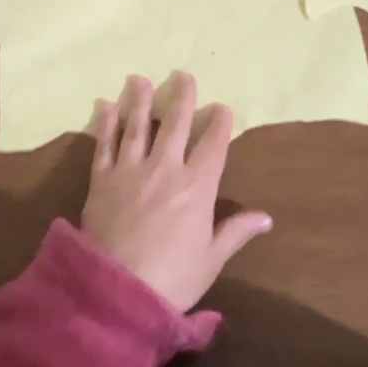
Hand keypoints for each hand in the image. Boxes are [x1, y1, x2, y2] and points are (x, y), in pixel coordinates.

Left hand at [80, 73, 271, 312]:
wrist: (116, 290)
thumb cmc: (172, 278)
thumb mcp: (211, 259)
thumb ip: (236, 232)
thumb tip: (266, 217)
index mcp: (197, 188)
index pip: (213, 146)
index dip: (219, 124)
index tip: (222, 107)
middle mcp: (165, 170)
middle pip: (174, 125)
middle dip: (182, 99)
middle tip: (183, 76)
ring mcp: (130, 171)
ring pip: (136, 127)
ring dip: (139, 101)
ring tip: (140, 79)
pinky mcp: (101, 180)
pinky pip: (104, 145)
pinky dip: (106, 124)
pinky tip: (106, 106)